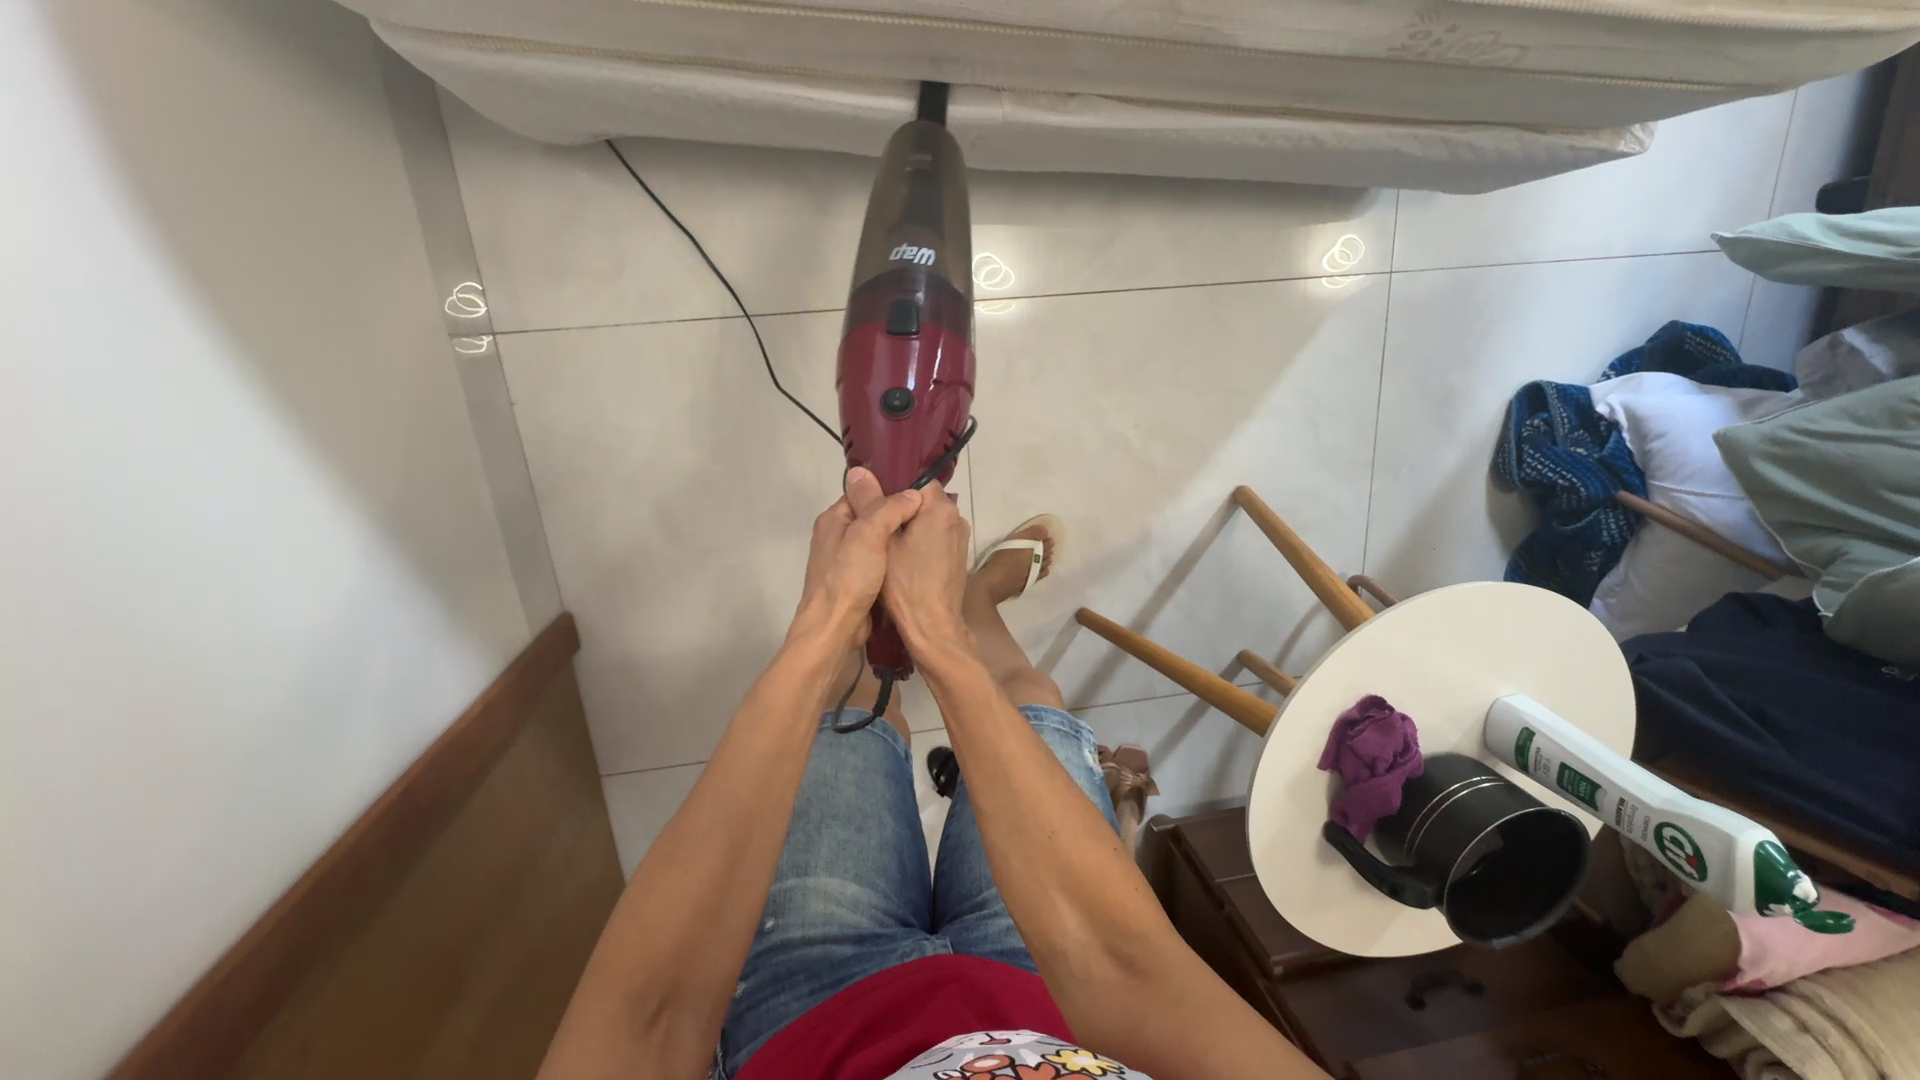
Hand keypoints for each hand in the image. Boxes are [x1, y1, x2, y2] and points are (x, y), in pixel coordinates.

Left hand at [792, 467, 922, 650]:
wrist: (835, 627)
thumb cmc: (848, 577)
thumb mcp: (868, 533)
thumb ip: (889, 508)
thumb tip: (913, 493)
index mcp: (834, 518)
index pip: (865, 494)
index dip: (891, 492)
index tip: (919, 495)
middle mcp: (838, 536)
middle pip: (873, 517)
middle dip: (899, 517)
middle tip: (929, 515)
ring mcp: (847, 560)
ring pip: (879, 541)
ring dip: (899, 540)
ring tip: (927, 533)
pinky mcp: (858, 580)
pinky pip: (881, 562)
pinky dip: (895, 560)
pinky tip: (914, 559)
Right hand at [879, 480, 972, 651]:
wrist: (932, 625)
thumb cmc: (905, 583)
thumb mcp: (881, 540)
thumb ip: (871, 502)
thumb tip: (858, 471)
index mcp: (941, 508)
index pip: (916, 481)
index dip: (892, 489)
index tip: (873, 504)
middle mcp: (957, 518)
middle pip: (922, 501)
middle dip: (900, 510)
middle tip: (874, 525)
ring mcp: (960, 539)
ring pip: (928, 521)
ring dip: (909, 527)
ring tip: (884, 543)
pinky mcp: (958, 557)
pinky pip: (935, 538)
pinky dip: (919, 542)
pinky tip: (902, 558)